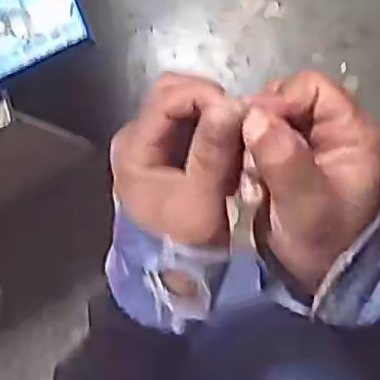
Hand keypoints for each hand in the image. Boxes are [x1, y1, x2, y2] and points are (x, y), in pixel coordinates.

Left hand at [110, 73, 245, 248]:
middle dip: (212, 100)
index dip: (206, 95)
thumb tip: (232, 103)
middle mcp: (136, 136)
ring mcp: (152, 143)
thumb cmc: (185, 247)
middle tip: (245, 120)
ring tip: (244, 130)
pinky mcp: (169, 153)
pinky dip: (216, 125)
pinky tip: (237, 142)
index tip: (243, 111)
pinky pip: (193, 123)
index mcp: (133, 146)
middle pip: (173, 94)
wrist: (177, 285)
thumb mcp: (201, 203)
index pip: (167, 97)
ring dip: (216, 112)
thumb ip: (213, 153)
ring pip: (185, 105)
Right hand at [242, 72, 379, 294]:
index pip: (311, 88)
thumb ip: (285, 161)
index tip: (252, 129)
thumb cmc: (324, 246)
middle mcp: (336, 129)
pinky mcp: (292, 153)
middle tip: (249, 158)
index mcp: (354, 132)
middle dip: (261, 124)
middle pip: (287, 97)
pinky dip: (249, 152)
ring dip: (252, 140)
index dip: (279, 101)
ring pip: (269, 115)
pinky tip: (250, 181)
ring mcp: (314, 141)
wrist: (321, 284)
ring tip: (251, 176)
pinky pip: (261, 135)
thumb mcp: (306, 208)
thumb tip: (256, 116)